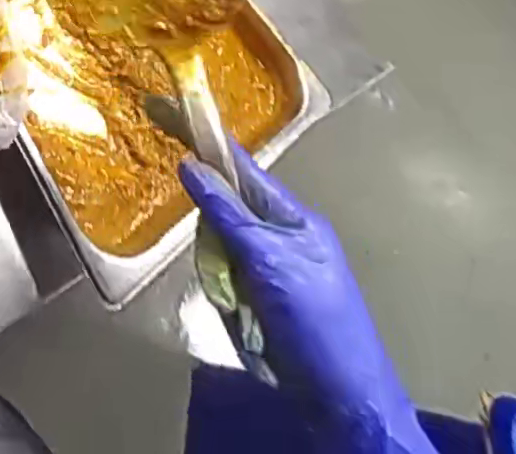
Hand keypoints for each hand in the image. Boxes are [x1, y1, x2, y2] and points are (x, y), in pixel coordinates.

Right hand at [181, 147, 436, 453]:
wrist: (346, 405)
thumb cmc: (317, 324)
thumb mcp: (268, 260)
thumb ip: (226, 212)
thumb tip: (192, 164)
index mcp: (290, 215)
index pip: (240, 164)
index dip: (205, 138)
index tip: (169, 110)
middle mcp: (280, 234)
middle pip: (222, 212)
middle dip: (216, 245)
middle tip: (230, 281)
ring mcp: (272, 267)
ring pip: (219, 251)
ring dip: (224, 283)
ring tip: (250, 315)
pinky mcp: (263, 297)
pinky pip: (226, 282)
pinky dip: (229, 303)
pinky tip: (250, 328)